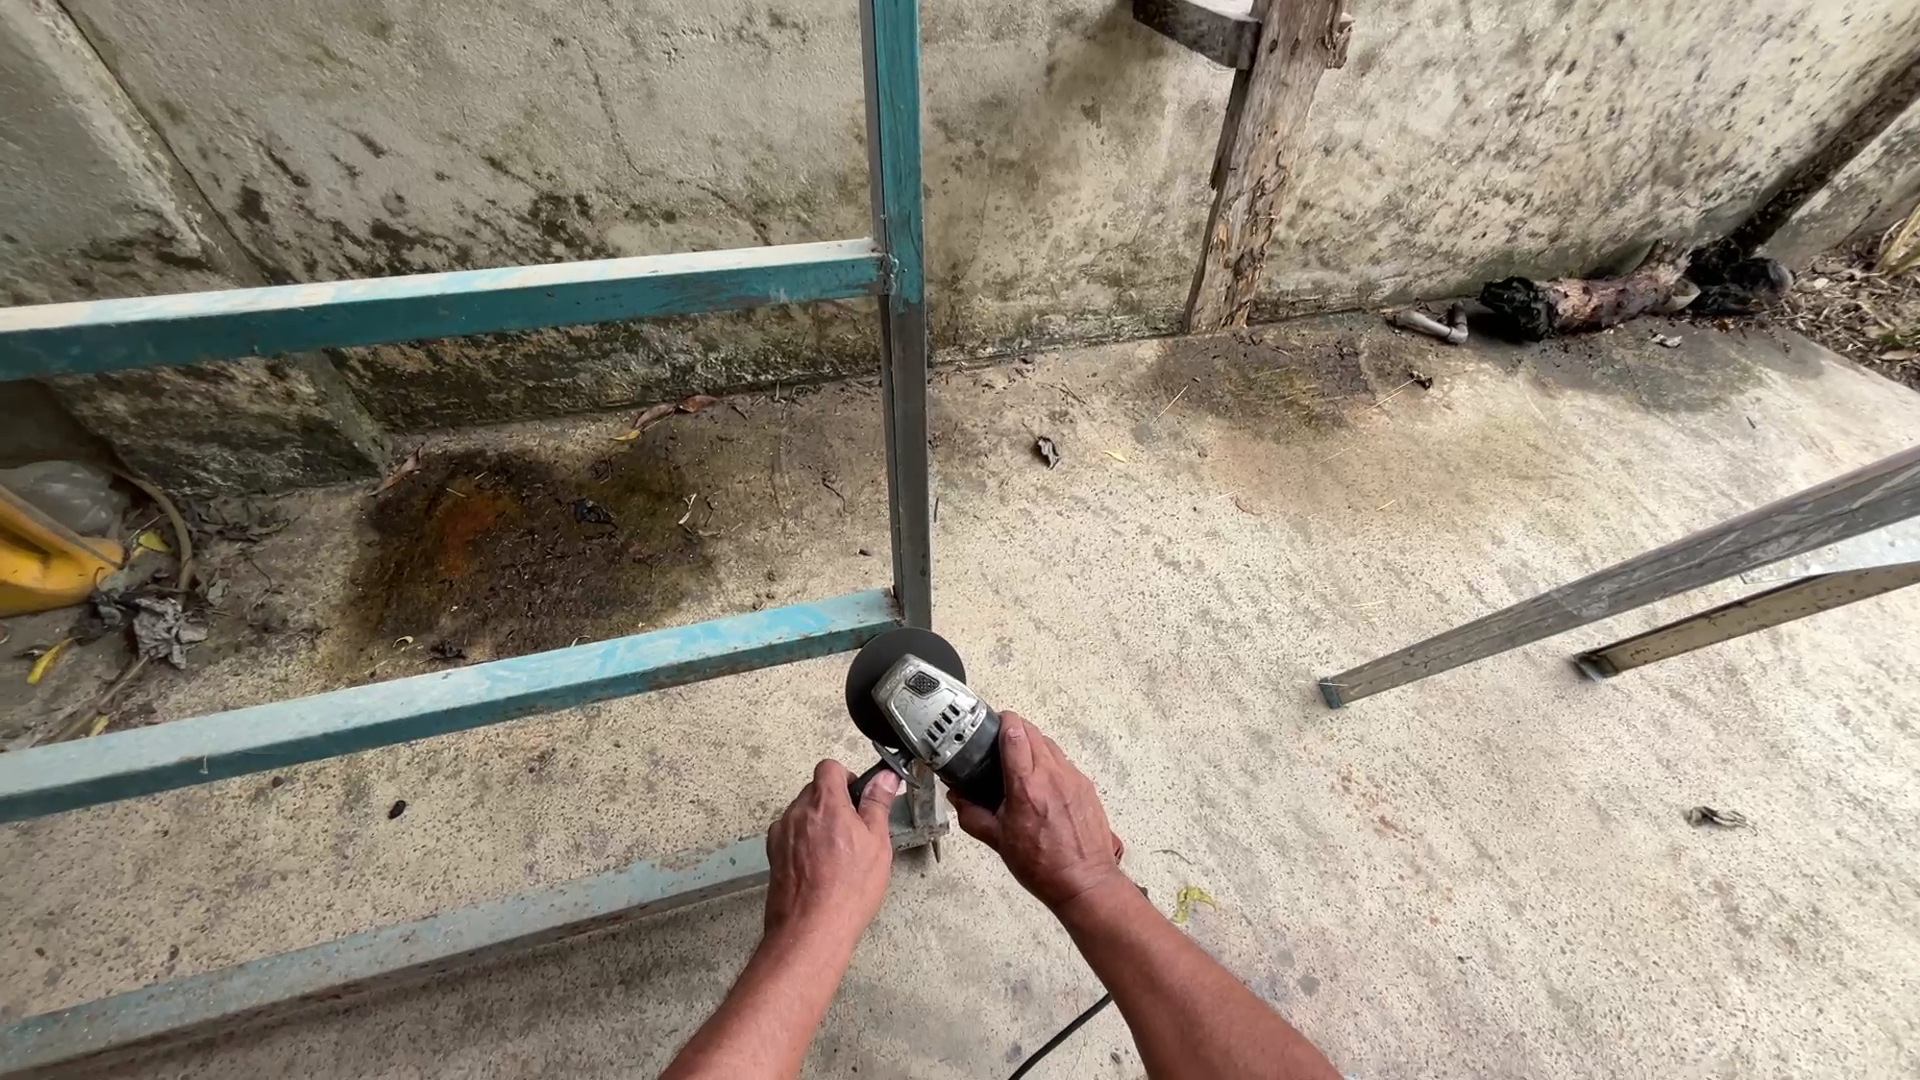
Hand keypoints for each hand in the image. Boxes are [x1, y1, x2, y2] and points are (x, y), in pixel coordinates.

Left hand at [763, 760, 901, 947]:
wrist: (811, 930)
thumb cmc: (847, 890)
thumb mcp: (877, 842)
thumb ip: (878, 803)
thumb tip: (884, 778)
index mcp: (825, 802)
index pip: (830, 767)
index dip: (846, 777)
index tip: (858, 796)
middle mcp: (798, 812)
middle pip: (815, 790)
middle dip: (834, 802)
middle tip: (853, 829)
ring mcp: (782, 833)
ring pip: (802, 813)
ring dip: (818, 822)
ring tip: (837, 853)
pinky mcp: (773, 854)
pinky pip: (791, 835)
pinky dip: (804, 842)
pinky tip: (820, 866)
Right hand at [948, 711, 1125, 910]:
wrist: (1085, 882)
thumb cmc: (1044, 866)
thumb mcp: (998, 841)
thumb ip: (972, 815)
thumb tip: (957, 798)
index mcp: (1026, 785)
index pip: (1015, 733)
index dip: (1003, 720)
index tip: (995, 721)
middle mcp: (1051, 775)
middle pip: (1033, 731)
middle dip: (1016, 729)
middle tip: (1003, 742)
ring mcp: (1072, 778)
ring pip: (1050, 744)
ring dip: (1034, 745)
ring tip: (1022, 764)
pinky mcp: (1086, 786)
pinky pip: (1064, 762)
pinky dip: (1051, 764)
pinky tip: (1043, 785)